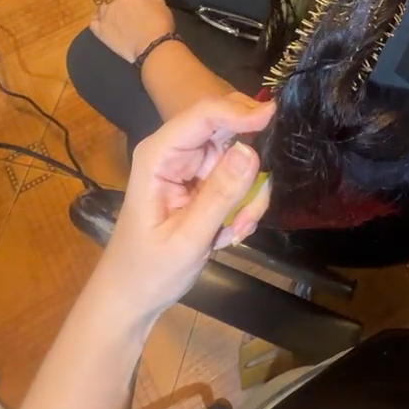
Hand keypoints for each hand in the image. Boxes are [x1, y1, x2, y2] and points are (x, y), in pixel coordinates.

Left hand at [89, 0, 174, 62]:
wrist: (152, 47)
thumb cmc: (160, 24)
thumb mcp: (162, 6)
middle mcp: (114, 1)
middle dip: (123, 1)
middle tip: (133, 11)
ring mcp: (105, 16)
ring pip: (103, 8)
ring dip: (110, 11)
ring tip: (118, 19)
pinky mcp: (100, 31)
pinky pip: (93, 23)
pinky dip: (98, 21)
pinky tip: (104, 24)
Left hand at [98, 97, 274, 322]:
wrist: (133, 298)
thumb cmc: (148, 271)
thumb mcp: (187, 239)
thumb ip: (220, 195)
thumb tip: (251, 151)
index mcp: (159, 155)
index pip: (204, 114)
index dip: (240, 111)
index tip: (275, 117)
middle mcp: (177, 150)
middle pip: (229, 127)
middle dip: (250, 162)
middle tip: (254, 204)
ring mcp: (194, 164)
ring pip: (242, 154)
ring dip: (249, 192)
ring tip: (237, 230)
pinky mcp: (207, 180)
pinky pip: (241, 177)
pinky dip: (245, 203)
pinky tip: (231, 231)